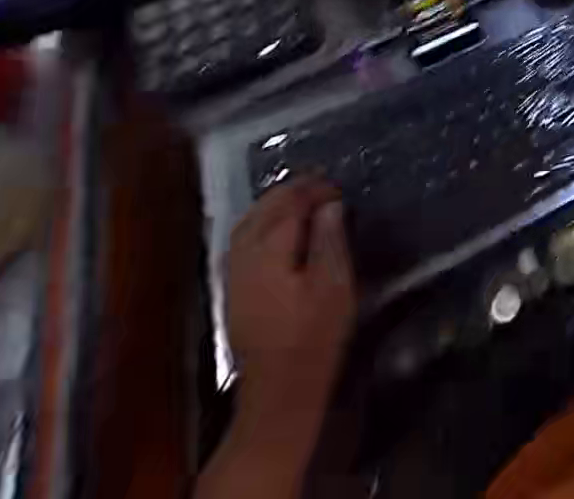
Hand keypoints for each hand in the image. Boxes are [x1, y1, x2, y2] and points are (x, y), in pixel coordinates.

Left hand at [224, 178, 354, 411]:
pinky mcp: (234, 289)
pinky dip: (261, 222)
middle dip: (291, 191)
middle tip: (321, 183)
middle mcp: (245, 257)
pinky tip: (276, 226)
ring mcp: (235, 274)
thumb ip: (330, 240)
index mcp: (270, 252)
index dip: (315, 190)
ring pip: (249, 222)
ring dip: (274, 203)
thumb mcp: (335, 285)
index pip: (290, 205)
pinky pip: (243, 239)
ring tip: (301, 197)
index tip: (338, 187)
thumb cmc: (314, 337)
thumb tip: (329, 205)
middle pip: (264, 209)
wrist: (279, 391)